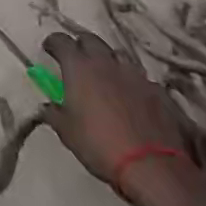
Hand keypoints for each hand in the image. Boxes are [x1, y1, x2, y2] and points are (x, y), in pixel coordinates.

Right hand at [42, 31, 194, 204]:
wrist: (151, 165)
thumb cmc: (99, 144)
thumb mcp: (67, 132)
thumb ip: (54, 113)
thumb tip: (48, 107)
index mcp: (79, 67)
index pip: (61, 40)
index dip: (53, 43)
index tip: (49, 50)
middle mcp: (106, 62)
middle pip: (90, 39)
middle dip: (80, 44)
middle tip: (75, 58)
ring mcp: (134, 73)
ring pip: (116, 54)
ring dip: (106, 60)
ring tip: (103, 75)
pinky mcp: (156, 89)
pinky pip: (138, 76)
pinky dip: (129, 80)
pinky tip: (129, 95)